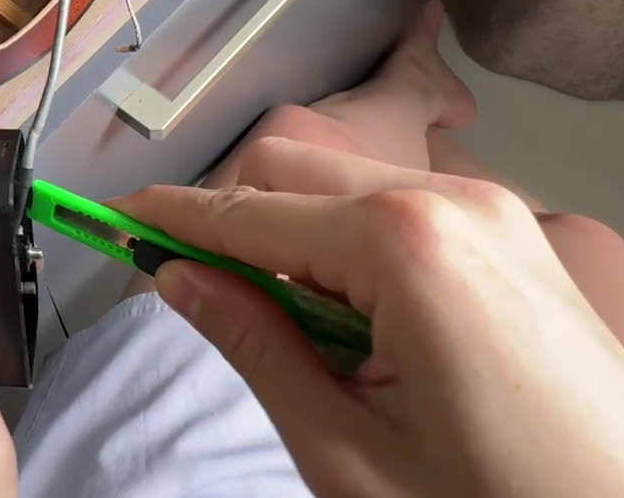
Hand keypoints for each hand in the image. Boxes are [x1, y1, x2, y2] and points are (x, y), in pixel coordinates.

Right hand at [119, 137, 623, 497]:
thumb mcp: (348, 453)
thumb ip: (249, 341)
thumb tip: (175, 277)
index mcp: (406, 244)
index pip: (244, 212)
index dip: (166, 217)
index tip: (109, 217)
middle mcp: (452, 201)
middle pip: (286, 171)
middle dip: (231, 222)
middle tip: (201, 291)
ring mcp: (494, 214)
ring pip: (335, 187)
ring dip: (287, 238)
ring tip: (297, 332)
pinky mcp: (514, 240)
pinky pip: (388, 211)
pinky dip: (342, 248)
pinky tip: (358, 324)